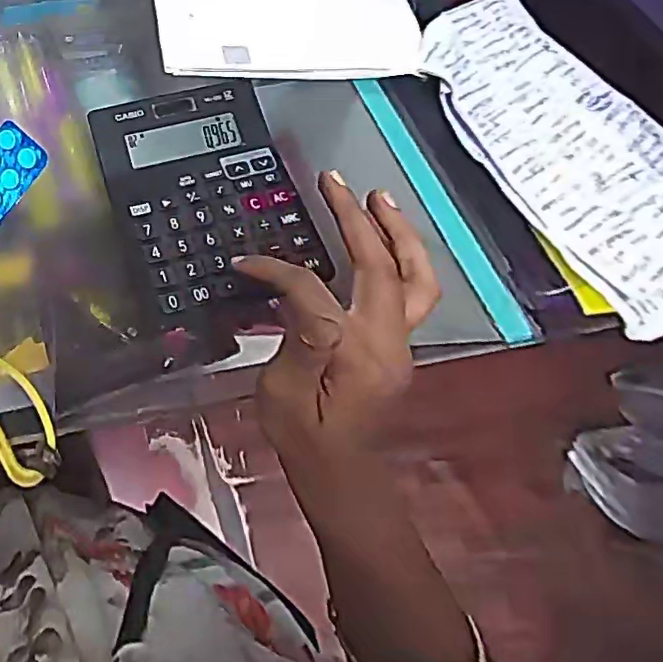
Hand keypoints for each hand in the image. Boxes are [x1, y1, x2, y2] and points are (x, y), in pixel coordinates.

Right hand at [234, 171, 440, 454]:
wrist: (341, 477)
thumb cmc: (304, 436)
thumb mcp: (282, 391)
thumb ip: (298, 336)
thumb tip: (294, 290)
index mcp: (357, 352)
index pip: (316, 291)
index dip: (278, 270)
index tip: (246, 264)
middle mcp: (389, 342)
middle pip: (387, 267)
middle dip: (361, 220)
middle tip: (339, 185)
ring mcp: (399, 343)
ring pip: (416, 278)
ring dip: (397, 234)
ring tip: (378, 199)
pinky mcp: (395, 346)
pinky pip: (411, 291)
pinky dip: (399, 258)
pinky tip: (382, 242)